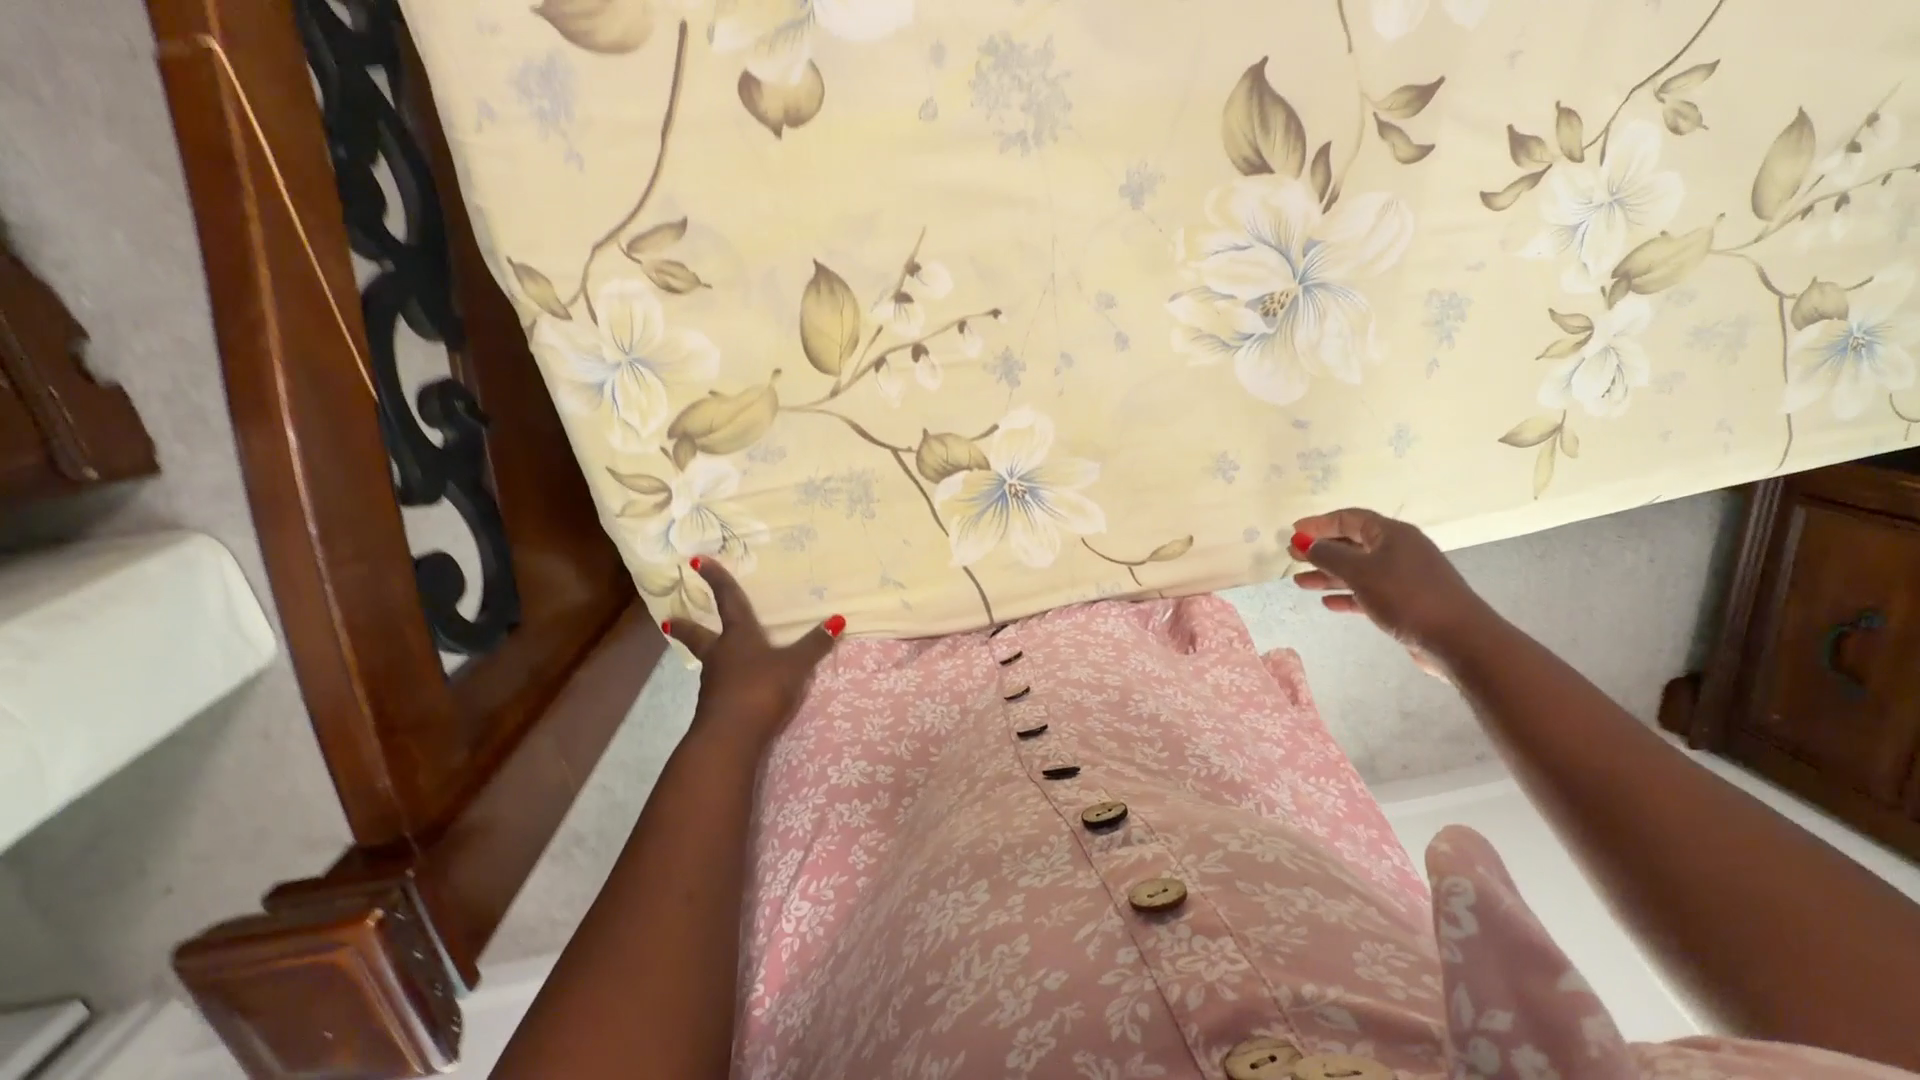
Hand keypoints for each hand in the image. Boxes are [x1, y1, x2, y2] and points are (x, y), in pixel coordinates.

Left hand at [664, 558, 841, 752]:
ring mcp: (714, 682)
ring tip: (711, 653)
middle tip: (668, 621)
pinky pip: (718, 686)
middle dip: (684, 627)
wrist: (731, 734)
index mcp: (738, 636)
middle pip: (698, 635)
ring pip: (707, 661)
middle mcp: (720, 654)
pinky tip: (730, 688)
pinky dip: (722, 682)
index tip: (695, 560)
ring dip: (706, 654)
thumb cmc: (761, 688)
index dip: (715, 579)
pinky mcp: (716, 706)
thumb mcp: (794, 665)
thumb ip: (815, 644)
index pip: (727, 600)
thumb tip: (838, 620)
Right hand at [1290, 508, 1496, 674]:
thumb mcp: (1361, 572)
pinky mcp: (1406, 602)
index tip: (1293, 532)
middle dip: (1322, 550)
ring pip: (1358, 570)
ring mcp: (1404, 577)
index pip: (1349, 519)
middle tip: (1293, 557)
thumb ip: (1330, 555)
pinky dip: (1348, 595)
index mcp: (1391, 534)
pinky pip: (1369, 592)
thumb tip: (1308, 544)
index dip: (1319, 524)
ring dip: (1329, 575)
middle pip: (1353, 544)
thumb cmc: (1405, 596)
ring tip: (1300, 583)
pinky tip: (1328, 603)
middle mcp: (1398, 550)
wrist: (1457, 638)